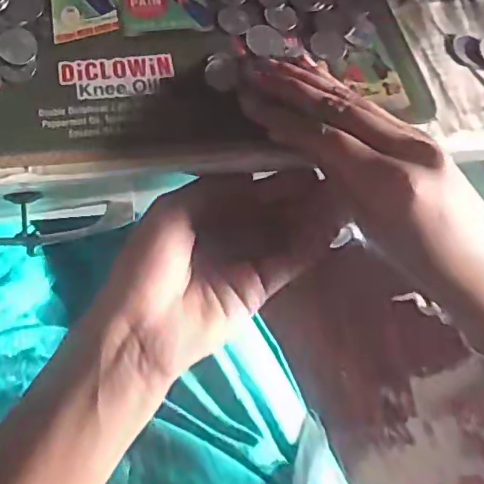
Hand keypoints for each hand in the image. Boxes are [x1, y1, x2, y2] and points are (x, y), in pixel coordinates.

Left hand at [90, 172, 346, 385]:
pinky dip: (308, 246)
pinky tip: (331, 227)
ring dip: (308, 214)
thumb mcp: (172, 211)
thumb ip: (213, 189)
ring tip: (340, 194)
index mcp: (199, 208)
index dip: (269, 171)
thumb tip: (256, 173)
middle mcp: (224, 229)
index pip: (242, 184)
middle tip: (330, 173)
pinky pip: (287, 262)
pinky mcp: (258, 289)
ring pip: (281, 231)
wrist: (143, 328)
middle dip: (295, 191)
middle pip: (266, 206)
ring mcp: (243, 259)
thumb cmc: (148, 263)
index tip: (299, 155)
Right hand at [236, 58, 483, 355]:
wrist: (483, 271)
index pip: (326, 136)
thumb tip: (299, 143)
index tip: (250, 101)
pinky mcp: (421, 137)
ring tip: (281, 63)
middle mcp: (407, 149)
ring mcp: (418, 138)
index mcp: (390, 181)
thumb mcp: (368, 226)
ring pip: (357, 101)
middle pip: (340, 108)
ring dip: (314, 80)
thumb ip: (336, 179)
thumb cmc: (421, 263)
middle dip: (294, 87)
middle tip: (258, 70)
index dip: (284, 117)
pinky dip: (340, 90)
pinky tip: (321, 76)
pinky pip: (373, 108)